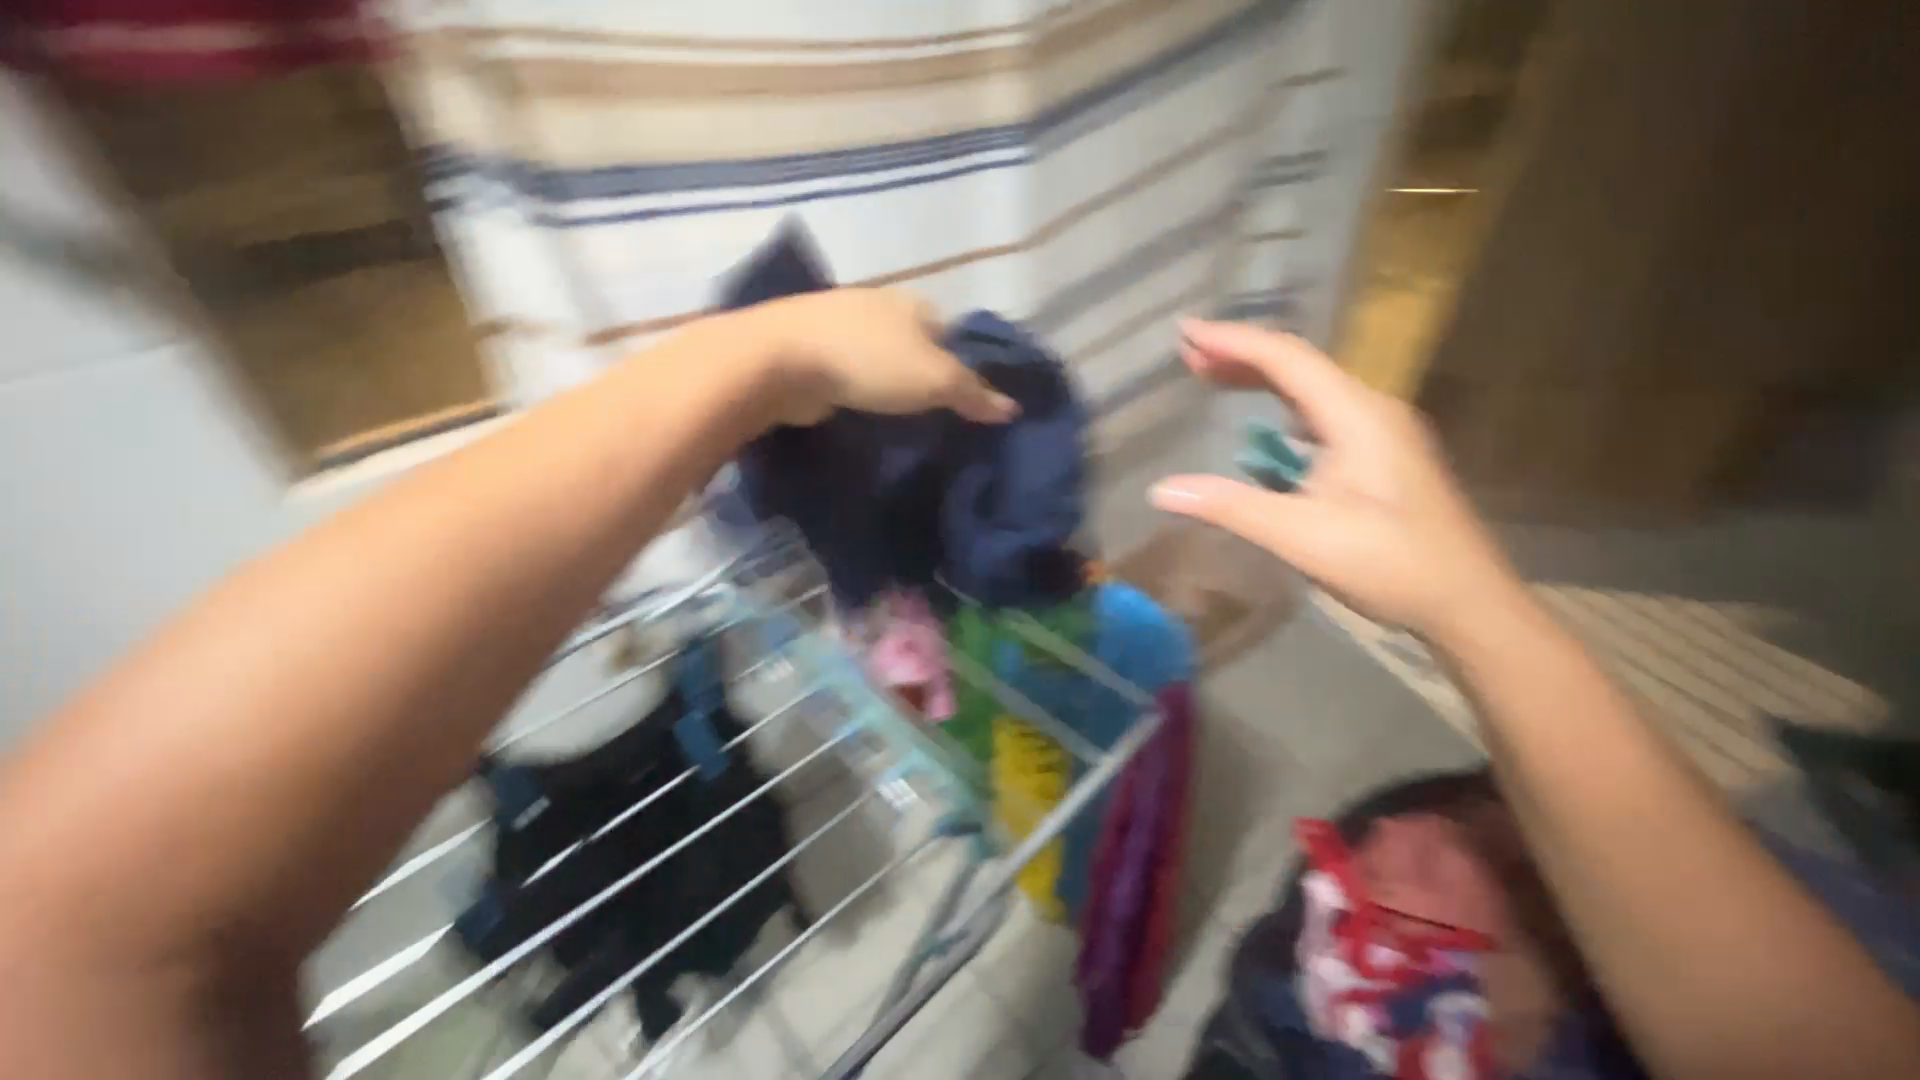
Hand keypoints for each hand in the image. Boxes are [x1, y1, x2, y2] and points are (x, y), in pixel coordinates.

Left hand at [734, 288, 1018, 426]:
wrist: (780, 360)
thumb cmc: (869, 361)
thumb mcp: (935, 380)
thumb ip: (973, 393)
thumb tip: (1013, 408)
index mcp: (914, 303)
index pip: (951, 333)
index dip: (962, 364)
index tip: (963, 401)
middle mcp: (878, 305)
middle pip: (914, 342)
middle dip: (922, 373)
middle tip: (931, 415)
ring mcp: (839, 324)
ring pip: (878, 356)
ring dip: (886, 381)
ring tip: (895, 418)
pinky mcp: (809, 348)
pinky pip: (847, 369)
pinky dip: (855, 387)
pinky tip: (857, 409)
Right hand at [1148, 319, 1521, 637]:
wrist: (1469, 602)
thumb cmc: (1391, 564)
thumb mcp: (1302, 536)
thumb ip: (1231, 506)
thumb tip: (1162, 489)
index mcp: (1357, 416)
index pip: (1286, 358)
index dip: (1232, 340)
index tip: (1184, 330)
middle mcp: (1372, 410)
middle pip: (1300, 364)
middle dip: (1241, 354)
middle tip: (1187, 353)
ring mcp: (1383, 431)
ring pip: (1313, 387)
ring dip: (1261, 378)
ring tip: (1212, 376)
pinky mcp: (1385, 454)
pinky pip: (1324, 411)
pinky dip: (1283, 405)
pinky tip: (1266, 424)